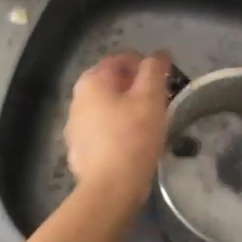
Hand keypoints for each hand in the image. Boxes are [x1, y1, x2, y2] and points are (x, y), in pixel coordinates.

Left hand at [65, 50, 171, 206]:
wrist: (111, 187)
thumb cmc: (133, 137)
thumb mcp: (151, 97)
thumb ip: (155, 69)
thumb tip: (159, 54)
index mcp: (92, 81)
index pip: (123, 59)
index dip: (148, 65)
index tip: (167, 81)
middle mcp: (77, 98)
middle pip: (113, 83)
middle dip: (137, 88)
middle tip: (161, 102)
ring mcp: (74, 126)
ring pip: (107, 108)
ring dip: (127, 110)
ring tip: (150, 124)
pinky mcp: (79, 149)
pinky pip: (102, 131)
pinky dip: (118, 131)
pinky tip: (133, 144)